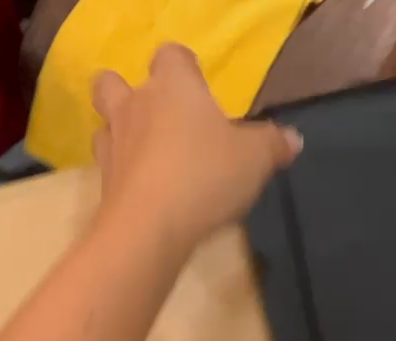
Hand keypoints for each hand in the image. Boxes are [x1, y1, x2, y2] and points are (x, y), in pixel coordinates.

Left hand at [90, 43, 300, 255]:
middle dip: (126, 93)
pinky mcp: (103, 187)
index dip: (183, 68)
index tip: (198, 88)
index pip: (172, 56)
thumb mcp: (254, 160)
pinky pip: (109, 171)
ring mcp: (112, 147)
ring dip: (118, 136)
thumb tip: (292, 140)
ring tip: (144, 158)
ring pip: (103, 127)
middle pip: (111, 83)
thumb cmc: (205, 177)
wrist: (149, 229)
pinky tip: (142, 194)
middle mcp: (135, 107)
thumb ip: (272, 145)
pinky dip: (122, 178)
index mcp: (173, 86)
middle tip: (154, 118)